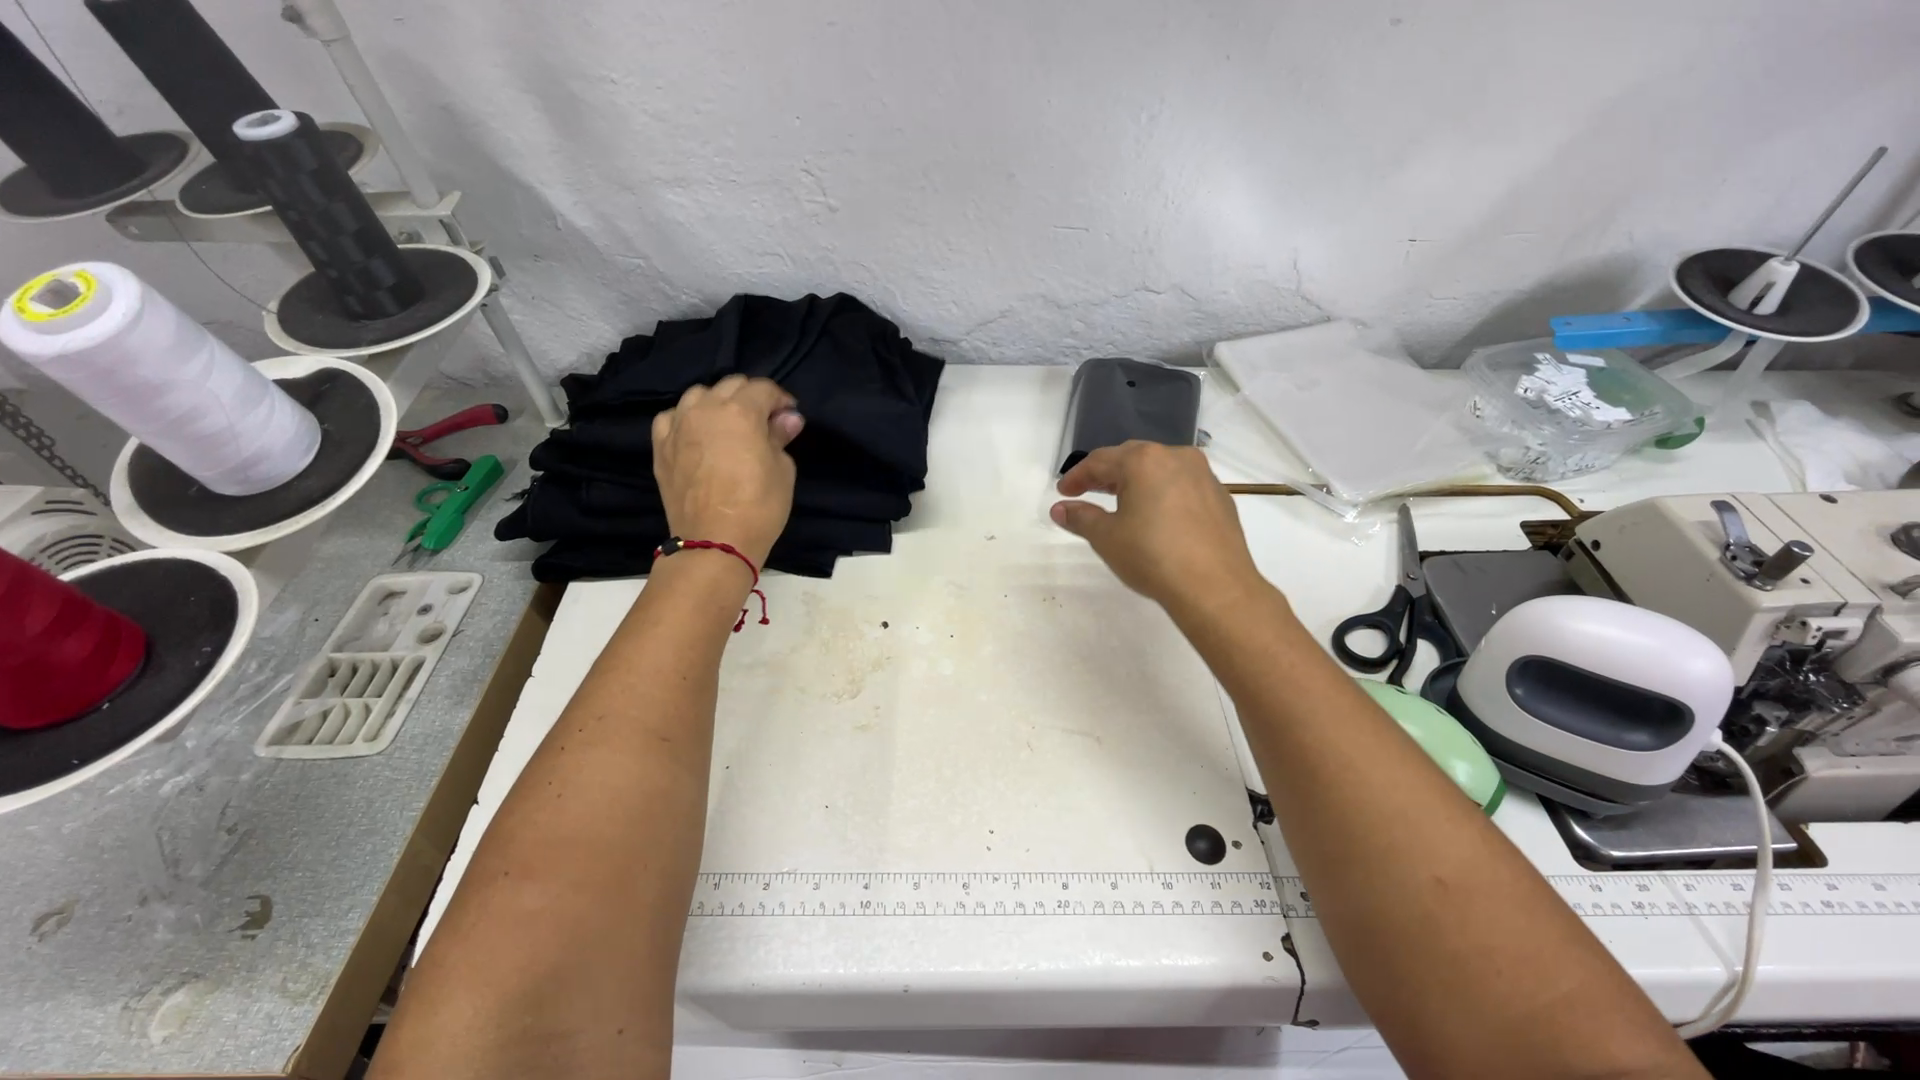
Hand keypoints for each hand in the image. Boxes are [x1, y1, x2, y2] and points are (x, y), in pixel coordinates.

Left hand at [652, 376, 804, 566]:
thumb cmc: (758, 507)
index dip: (781, 399)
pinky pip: (672, 417)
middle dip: (750, 397)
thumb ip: (780, 437)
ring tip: (728, 425)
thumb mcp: (782, 470)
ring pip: (698, 395)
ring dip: (717, 402)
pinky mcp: (661, 446)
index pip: (763, 389)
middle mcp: (705, 409)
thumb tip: (787, 419)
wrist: (715, 542)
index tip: (789, 416)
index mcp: (740, 411)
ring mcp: (678, 426)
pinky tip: (696, 433)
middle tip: (764, 421)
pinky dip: (686, 418)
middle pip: (730, 385)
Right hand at [1051, 441, 1264, 611]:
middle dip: (1108, 474)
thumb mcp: (1107, 538)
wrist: (1215, 586)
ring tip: (1124, 503)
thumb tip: (1060, 509)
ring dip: (1139, 481)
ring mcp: (1203, 475)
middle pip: (1133, 458)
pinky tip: (1159, 517)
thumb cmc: (1152, 557)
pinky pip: (1183, 486)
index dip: (1078, 477)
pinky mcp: (1221, 497)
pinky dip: (1164, 494)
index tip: (1064, 493)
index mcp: (1144, 461)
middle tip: (1090, 492)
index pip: (1100, 461)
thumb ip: (1081, 518)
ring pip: (1162, 469)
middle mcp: (1176, 457)